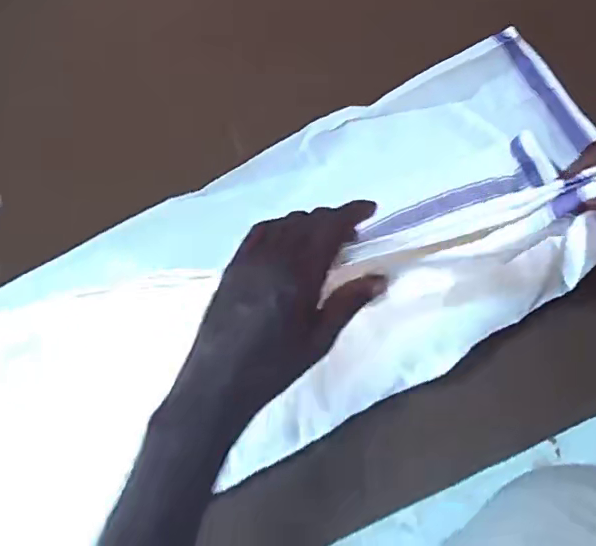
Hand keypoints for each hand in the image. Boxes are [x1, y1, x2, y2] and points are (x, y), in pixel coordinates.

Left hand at [173, 201, 386, 419]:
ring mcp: (250, 258)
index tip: (370, 209)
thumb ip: (349, 302)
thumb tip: (380, 278)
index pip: (330, 227)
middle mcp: (274, 257)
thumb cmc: (273, 367)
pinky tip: (288, 240)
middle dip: (335, 219)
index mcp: (298, 273)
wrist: (215, 387)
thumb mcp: (319, 340)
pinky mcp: (233, 265)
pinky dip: (282, 225)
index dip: (352, 213)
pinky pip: (261, 230)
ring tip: (322, 240)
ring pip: (287, 222)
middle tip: (352, 235)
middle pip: (310, 220)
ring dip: (310, 222)